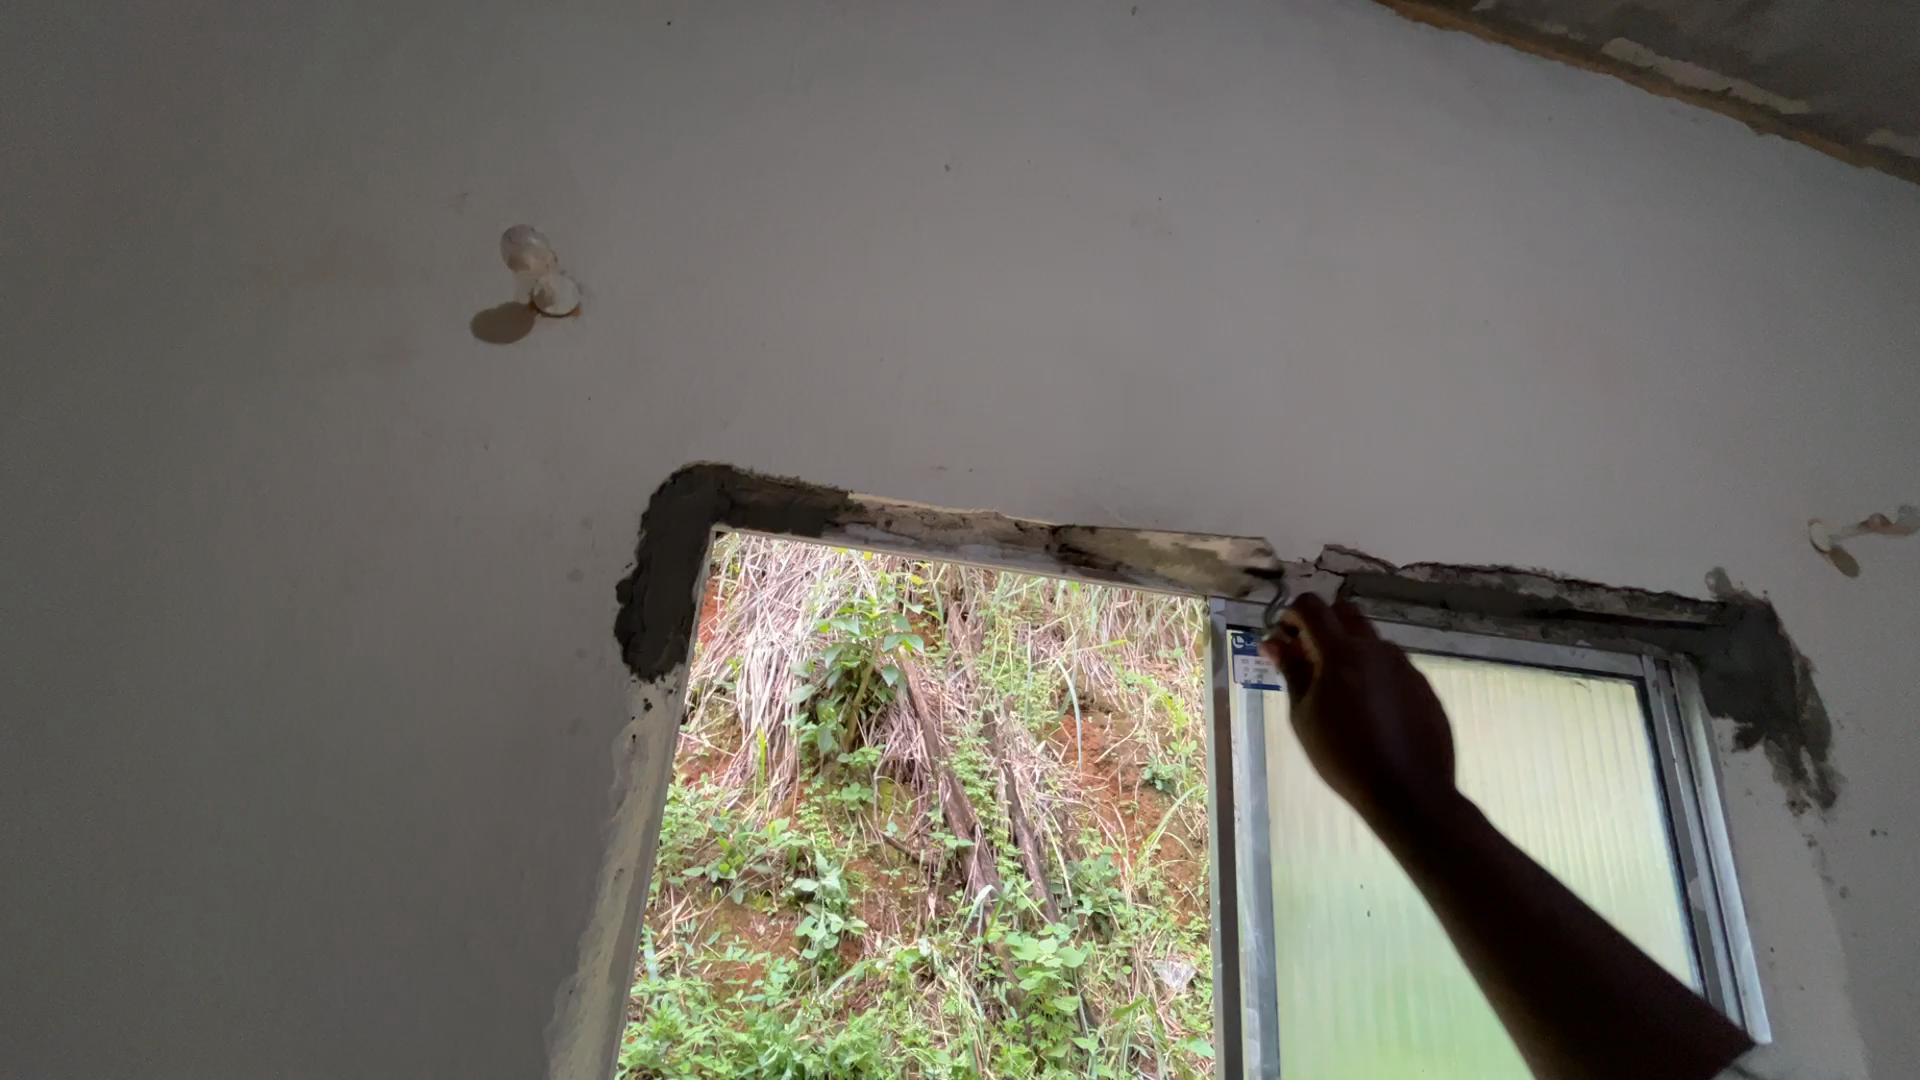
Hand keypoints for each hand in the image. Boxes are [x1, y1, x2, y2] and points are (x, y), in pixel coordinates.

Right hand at [1261, 595, 1456, 827]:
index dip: (1290, 615)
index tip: (1283, 641)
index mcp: (1341, 653)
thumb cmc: (1341, 755)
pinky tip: (1369, 711)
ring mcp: (1404, 666)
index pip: (1311, 607)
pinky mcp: (1423, 686)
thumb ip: (1291, 670)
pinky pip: (1391, 665)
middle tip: (1308, 657)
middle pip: (1344, 612)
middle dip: (1321, 624)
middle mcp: (1376, 649)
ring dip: (1348, 649)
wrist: (1408, 792)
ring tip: (1339, 691)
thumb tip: (1274, 642)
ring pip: (1369, 639)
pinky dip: (1372, 672)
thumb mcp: (1303, 714)